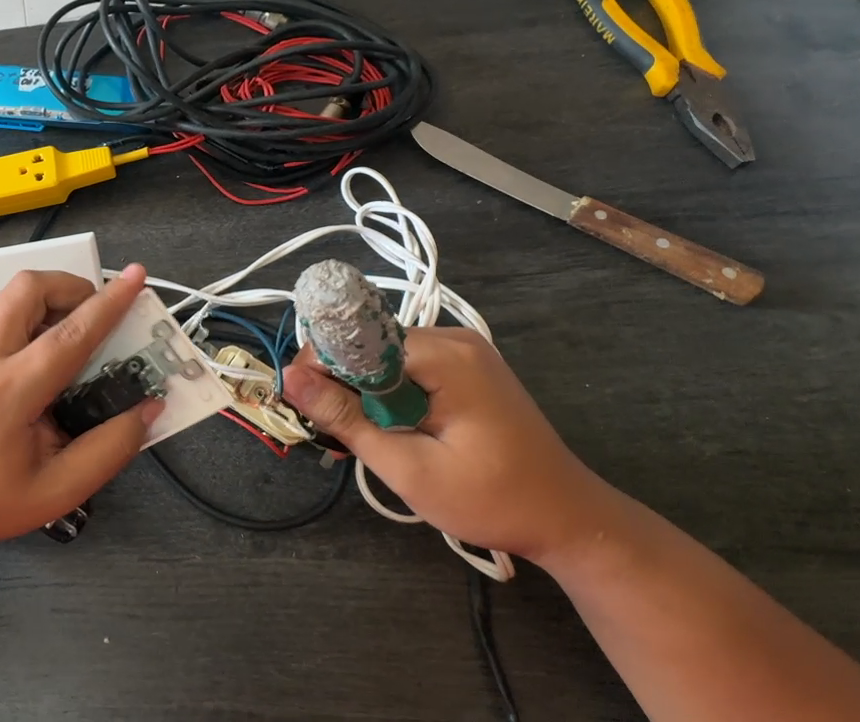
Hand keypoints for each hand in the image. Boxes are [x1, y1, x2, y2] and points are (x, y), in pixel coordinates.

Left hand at [0, 265, 164, 564]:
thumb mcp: (60, 490)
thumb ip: (110, 448)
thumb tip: (148, 406)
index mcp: (6, 395)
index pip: (66, 336)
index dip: (107, 305)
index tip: (135, 278)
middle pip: (27, 289)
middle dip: (71, 286)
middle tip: (99, 312)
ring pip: (10, 295)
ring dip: (50, 297)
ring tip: (77, 330)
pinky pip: (0, 314)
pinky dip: (30, 314)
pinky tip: (48, 347)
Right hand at [281, 326, 616, 563]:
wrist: (571, 520)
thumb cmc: (491, 500)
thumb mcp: (407, 466)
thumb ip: (345, 418)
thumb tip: (288, 378)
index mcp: (444, 356)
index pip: (355, 339)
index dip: (320, 367)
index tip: (300, 403)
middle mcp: (453, 339)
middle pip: (367, 345)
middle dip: (340, 383)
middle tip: (331, 431)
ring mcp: (463, 351)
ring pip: (382, 357)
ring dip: (362, 392)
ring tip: (357, 435)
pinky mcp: (466, 367)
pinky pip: (405, 367)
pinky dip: (387, 394)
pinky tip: (388, 428)